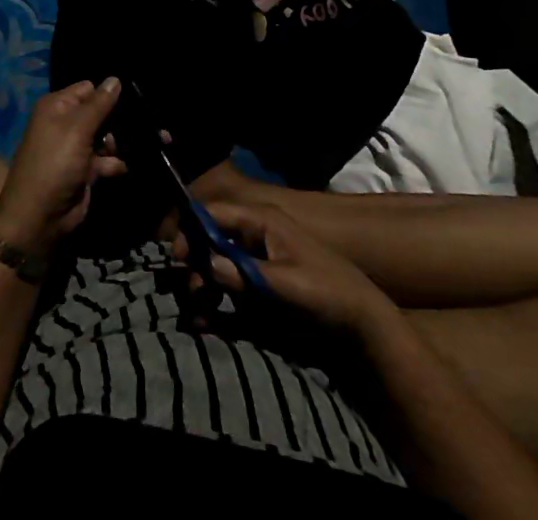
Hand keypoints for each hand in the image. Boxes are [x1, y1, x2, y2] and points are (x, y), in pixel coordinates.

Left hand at [0, 78, 128, 255]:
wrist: (40, 217)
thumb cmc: (55, 164)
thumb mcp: (76, 130)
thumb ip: (99, 104)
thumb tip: (115, 78)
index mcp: (57, 106)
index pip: (89, 89)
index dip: (109, 94)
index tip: (134, 101)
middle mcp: (65, 123)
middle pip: (100, 112)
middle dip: (118, 120)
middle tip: (141, 126)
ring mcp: (75, 148)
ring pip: (106, 136)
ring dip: (119, 143)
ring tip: (133, 148)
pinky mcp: (85, 170)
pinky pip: (107, 159)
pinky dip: (115, 162)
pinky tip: (123, 167)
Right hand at [177, 201, 398, 333]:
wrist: (360, 320)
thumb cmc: (326, 291)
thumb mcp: (285, 282)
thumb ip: (244, 274)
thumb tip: (205, 264)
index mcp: (261, 222)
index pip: (213, 213)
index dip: (191, 230)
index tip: (177, 257)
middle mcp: (253, 235)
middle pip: (209, 240)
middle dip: (195, 266)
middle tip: (193, 293)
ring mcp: (255, 260)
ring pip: (214, 266)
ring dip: (203, 287)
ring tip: (200, 313)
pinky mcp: (257, 284)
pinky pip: (227, 286)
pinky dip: (215, 303)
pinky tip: (208, 323)